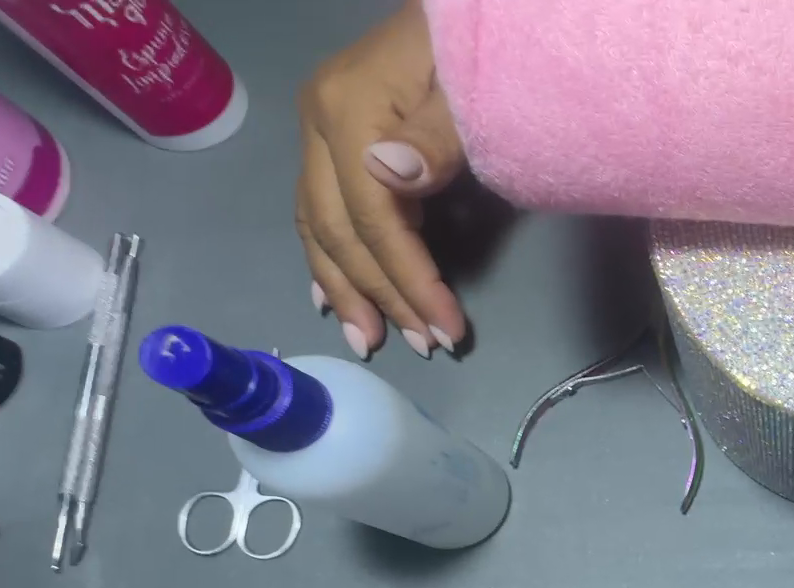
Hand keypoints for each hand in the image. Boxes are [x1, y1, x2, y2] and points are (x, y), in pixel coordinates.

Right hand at [297, 0, 466, 358]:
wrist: (462, 9)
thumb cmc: (472, 52)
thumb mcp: (466, 92)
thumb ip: (433, 136)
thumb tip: (388, 174)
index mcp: (350, 115)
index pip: (377, 223)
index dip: (412, 282)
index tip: (449, 332)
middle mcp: (321, 123)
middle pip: (341, 232)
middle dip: (382, 296)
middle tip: (420, 347)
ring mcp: (323, 130)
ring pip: (321, 225)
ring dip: (348, 288)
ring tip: (370, 337)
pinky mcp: (338, 137)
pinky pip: (322, 208)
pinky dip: (329, 257)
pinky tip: (333, 294)